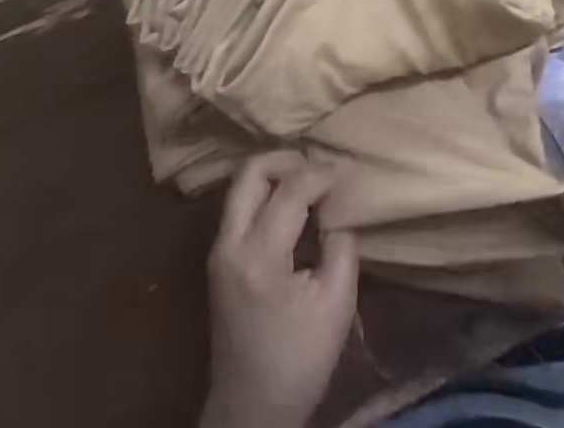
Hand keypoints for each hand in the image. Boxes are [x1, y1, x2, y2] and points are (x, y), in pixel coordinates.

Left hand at [200, 152, 358, 427]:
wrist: (252, 407)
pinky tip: (292, 206)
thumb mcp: (337, 302)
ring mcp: (217, 250)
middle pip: (250, 173)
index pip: (289, 190)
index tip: (345, 174)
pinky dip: (266, 193)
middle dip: (287, 160)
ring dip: (275, 175)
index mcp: (259, 256)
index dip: (320, 175)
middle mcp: (229, 243)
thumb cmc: (300, 359)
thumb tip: (337, 207)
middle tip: (319, 169)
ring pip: (241, 186)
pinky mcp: (218, 259)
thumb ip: (341, 243)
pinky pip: (240, 206)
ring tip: (309, 184)